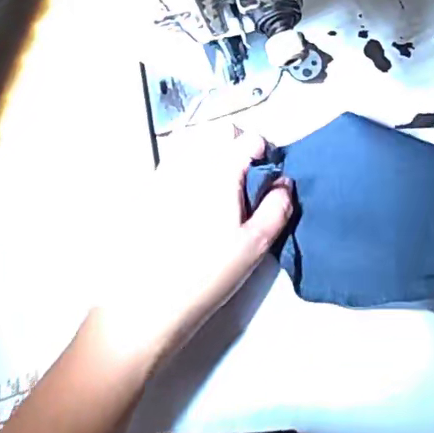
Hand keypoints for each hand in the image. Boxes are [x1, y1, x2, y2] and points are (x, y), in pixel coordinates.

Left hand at [85, 130, 293, 372]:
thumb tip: (284, 183)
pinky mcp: (150, 187)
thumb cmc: (208, 272)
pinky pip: (175, 160)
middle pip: (219, 133)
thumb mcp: (255, 244)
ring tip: (221, 190)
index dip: (265, 153)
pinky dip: (190, 167)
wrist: (152, 299)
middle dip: (237, 148)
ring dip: (213, 154)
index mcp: (219, 171)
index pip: (248, 139)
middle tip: (247, 184)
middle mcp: (190, 162)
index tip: (269, 178)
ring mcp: (166, 172)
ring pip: (195, 142)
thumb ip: (277, 207)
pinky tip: (194, 200)